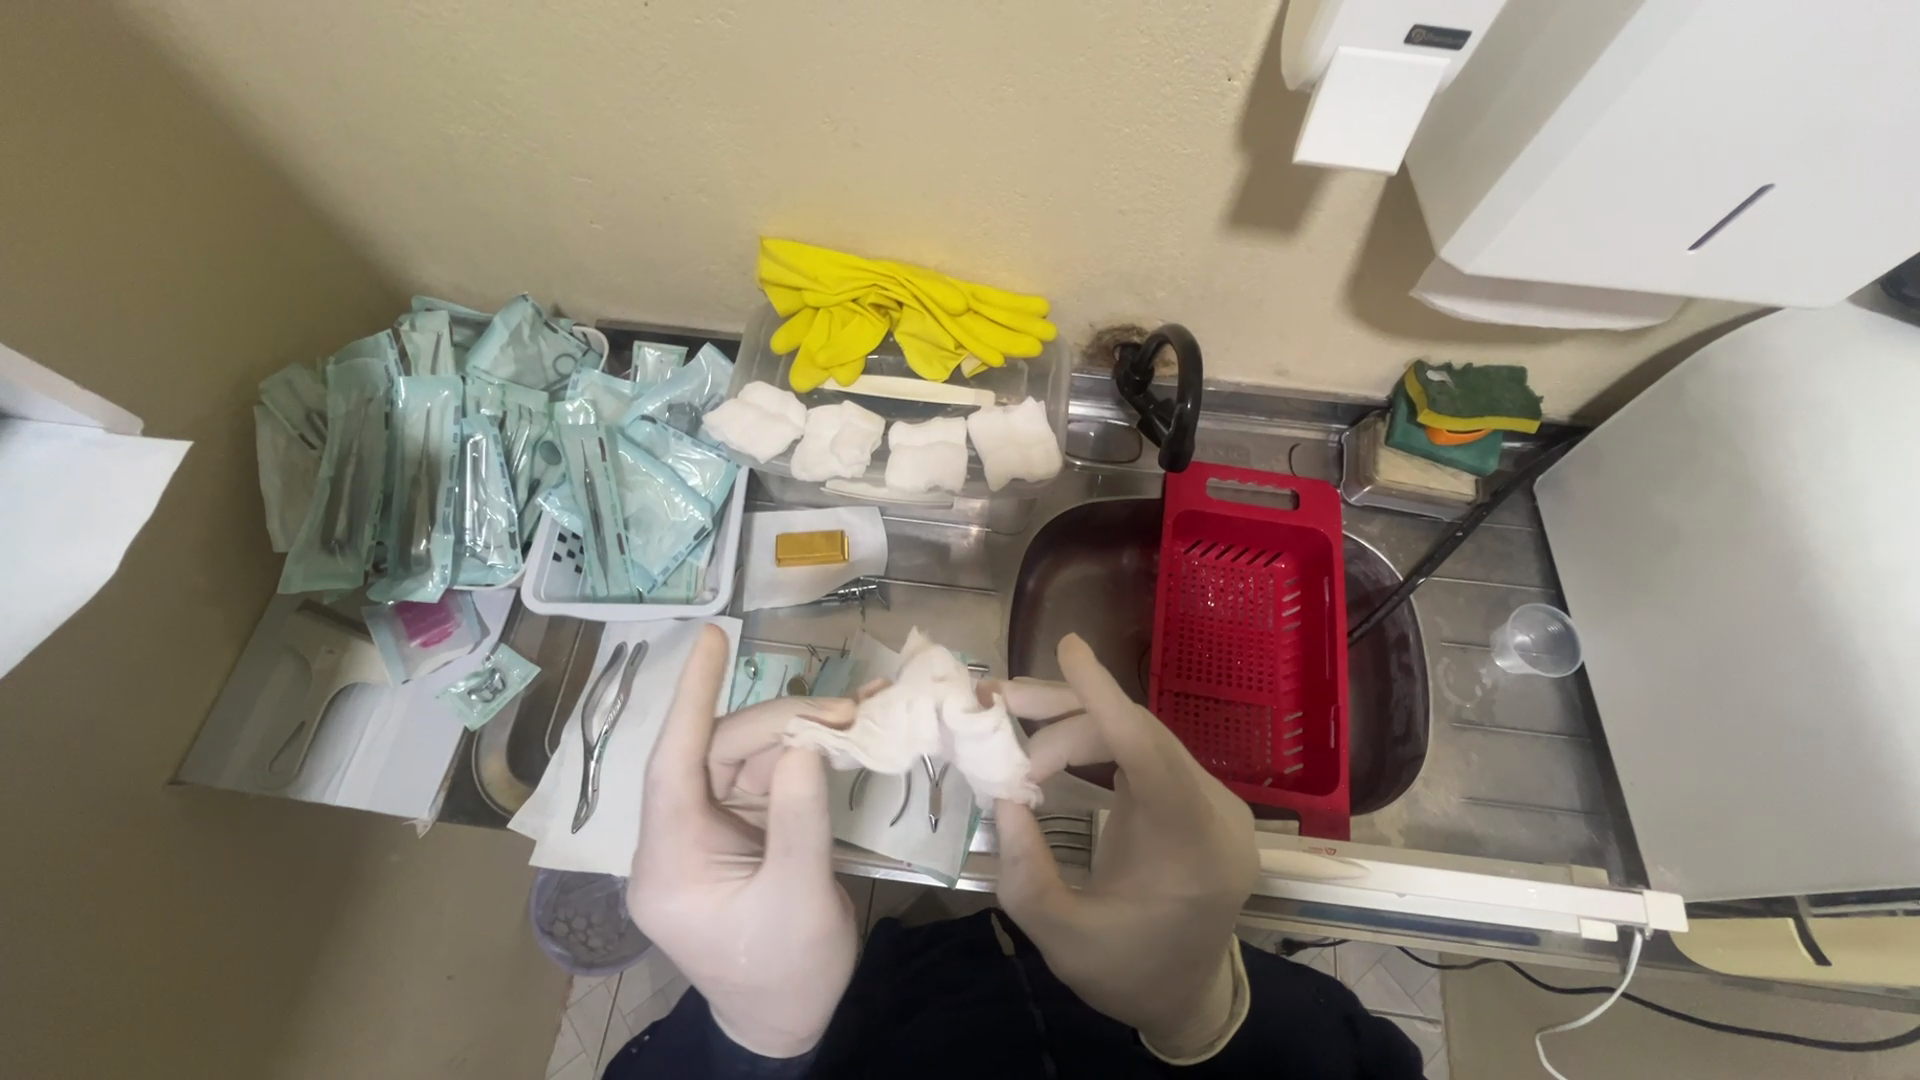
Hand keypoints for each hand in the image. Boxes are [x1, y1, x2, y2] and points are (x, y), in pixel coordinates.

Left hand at [626, 625, 858, 1058]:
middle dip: (784, 724)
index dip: (690, 697)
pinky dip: (812, 751)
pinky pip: (775, 774)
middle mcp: (684, 834)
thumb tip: (806, 745)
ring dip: (804, 732)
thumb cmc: (787, 975)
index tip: (710, 639)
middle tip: (848, 712)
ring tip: (859, 713)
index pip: (672, 763)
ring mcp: (716, 828)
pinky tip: (848, 729)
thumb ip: (800, 821)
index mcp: (671, 861)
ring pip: (752, 756)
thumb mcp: (798, 901)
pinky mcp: (747, 826)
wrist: (791, 1021)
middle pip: (724, 753)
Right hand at [992, 635, 1258, 1061]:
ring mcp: (1208, 798)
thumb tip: (1003, 798)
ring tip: (1009, 714)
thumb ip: (1027, 875)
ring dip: (1072, 720)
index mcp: (1196, 849)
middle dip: (1063, 712)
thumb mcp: (1064, 941)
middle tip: (996, 703)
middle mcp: (1215, 811)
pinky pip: (1139, 748)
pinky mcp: (1188, 794)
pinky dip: (1090, 736)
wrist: (1185, 994)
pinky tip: (1048, 740)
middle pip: (1138, 733)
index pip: (1151, 753)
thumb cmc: (1129, 975)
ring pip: (1137, 732)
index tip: (1069, 647)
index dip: (1105, 697)